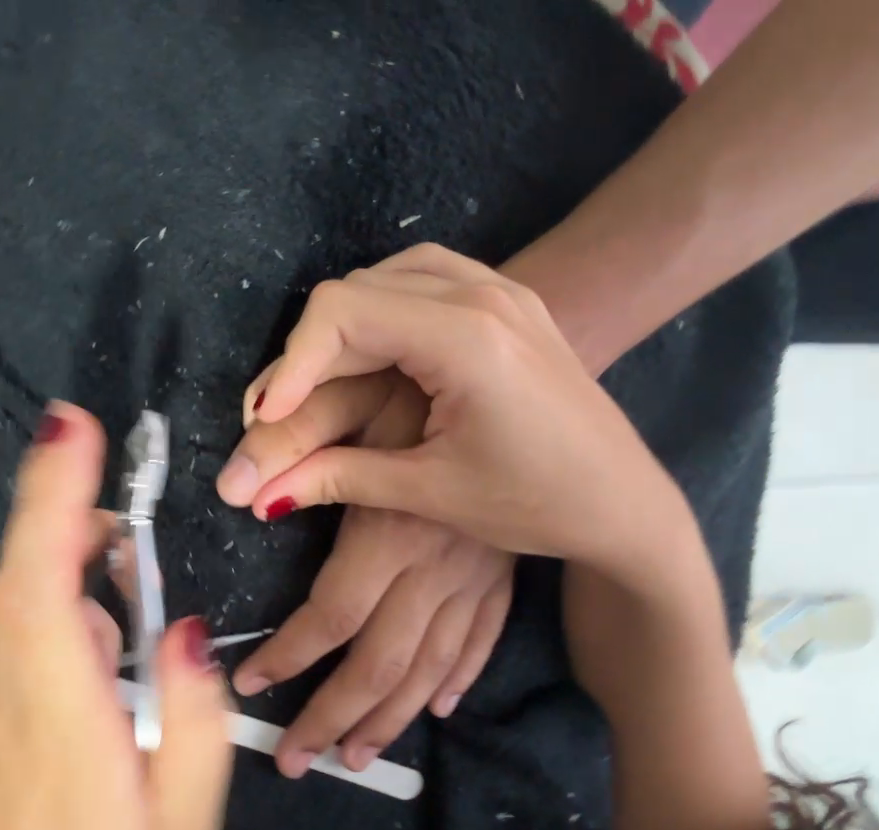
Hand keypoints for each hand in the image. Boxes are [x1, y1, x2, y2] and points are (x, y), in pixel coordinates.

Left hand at [0, 402, 233, 829]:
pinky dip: (38, 643)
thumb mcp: (183, 820)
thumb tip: (184, 625)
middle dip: (81, 554)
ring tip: (105, 696)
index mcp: (55, 717)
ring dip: (68, 618)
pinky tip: (60, 712)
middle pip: (29, 583)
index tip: (68, 423)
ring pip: (14, 614)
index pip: (37, 585)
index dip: (51, 498)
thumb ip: (194, 716)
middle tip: (132, 590)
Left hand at [216, 371, 512, 774]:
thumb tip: (237, 491)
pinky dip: (458, 679)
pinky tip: (437, 708)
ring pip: (430, 667)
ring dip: (389, 718)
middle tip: (294, 761)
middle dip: (332, 717)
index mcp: (392, 533)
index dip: (288, 655)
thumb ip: (295, 442)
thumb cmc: (429, 379)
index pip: (332, 616)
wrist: (524, 377)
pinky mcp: (504, 572)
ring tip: (353, 756)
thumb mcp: (357, 398)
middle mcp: (434, 569)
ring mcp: (475, 576)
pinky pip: (481, 640)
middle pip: (379, 663)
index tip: (250, 683)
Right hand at [239, 244, 681, 576]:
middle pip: (357, 291)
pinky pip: (422, 280)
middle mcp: (482, 295)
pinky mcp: (506, 303)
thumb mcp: (430, 493)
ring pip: (387, 277)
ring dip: (340, 328)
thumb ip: (338, 477)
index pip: (342, 313)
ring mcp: (500, 291)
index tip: (263, 421)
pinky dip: (379, 313)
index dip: (289, 364)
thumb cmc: (536, 504)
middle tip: (278, 414)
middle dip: (306, 352)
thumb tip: (255, 494)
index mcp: (466, 340)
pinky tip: (368, 355)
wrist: (623, 502)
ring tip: (315, 388)